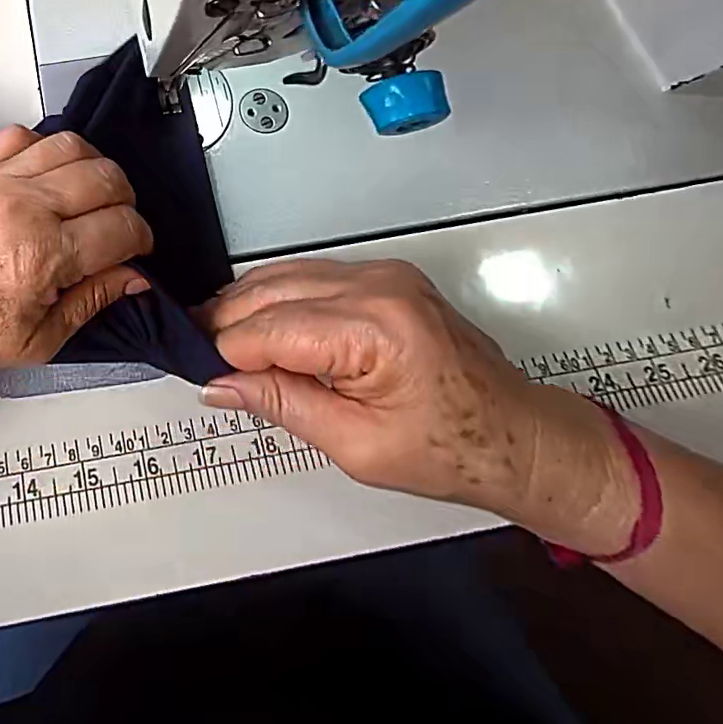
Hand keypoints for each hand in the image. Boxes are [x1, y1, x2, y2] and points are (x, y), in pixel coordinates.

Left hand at [0, 127, 153, 406]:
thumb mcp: (37, 342)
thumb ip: (92, 301)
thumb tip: (133, 278)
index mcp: (42, 255)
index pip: (122, 227)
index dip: (139, 241)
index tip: (134, 251)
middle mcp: (21, 207)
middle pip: (106, 178)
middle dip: (124, 203)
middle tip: (115, 226)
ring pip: (71, 146)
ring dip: (92, 170)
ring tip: (88, 199)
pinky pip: (21, 136)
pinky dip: (44, 149)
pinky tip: (46, 176)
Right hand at [194, 258, 638, 552]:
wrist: (521, 437)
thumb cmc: (458, 449)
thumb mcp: (353, 445)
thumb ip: (279, 403)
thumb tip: (219, 384)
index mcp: (376, 331)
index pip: (265, 332)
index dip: (225, 355)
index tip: (204, 375)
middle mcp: (377, 287)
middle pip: (263, 294)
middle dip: (223, 325)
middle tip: (201, 358)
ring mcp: (379, 274)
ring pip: (275, 277)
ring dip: (241, 308)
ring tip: (221, 343)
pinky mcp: (377, 274)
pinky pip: (300, 275)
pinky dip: (270, 298)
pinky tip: (256, 323)